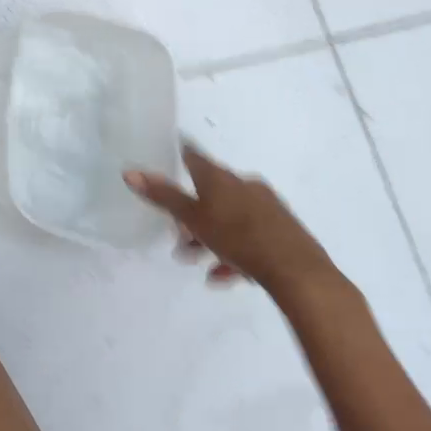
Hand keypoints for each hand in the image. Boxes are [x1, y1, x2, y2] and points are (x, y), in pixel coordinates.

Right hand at [125, 145, 336, 296]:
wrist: (301, 275)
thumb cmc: (239, 239)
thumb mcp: (192, 218)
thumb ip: (162, 196)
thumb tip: (129, 171)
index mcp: (222, 178)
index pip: (193, 157)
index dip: (179, 154)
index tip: (168, 154)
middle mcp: (246, 186)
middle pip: (210, 194)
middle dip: (191, 215)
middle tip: (179, 237)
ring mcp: (269, 209)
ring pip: (229, 218)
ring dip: (210, 238)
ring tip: (199, 263)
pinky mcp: (286, 233)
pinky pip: (249, 236)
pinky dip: (233, 252)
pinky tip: (224, 276)